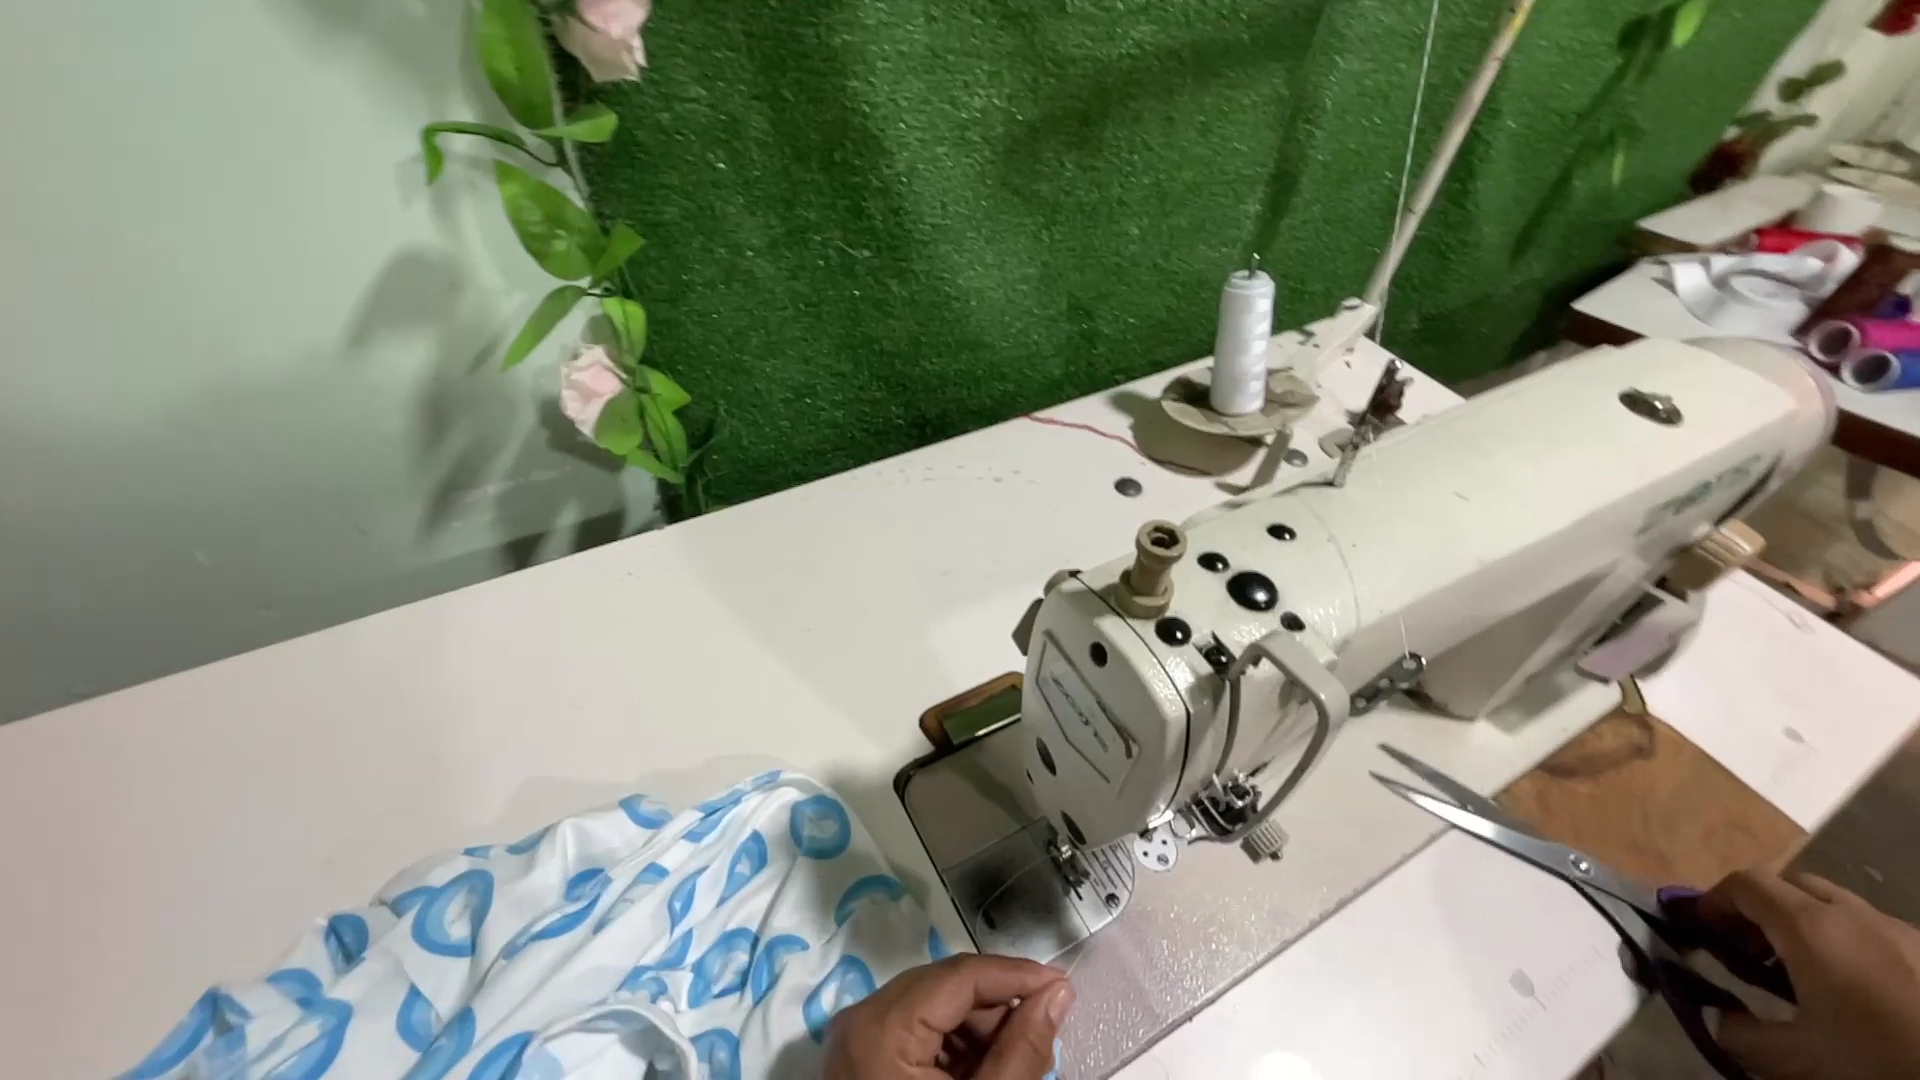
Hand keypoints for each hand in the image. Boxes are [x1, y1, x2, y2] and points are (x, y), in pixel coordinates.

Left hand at [822, 954, 1073, 1078]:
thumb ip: (1022, 1050)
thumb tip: (1058, 993)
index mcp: (883, 1025)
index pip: (960, 975)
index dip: (1015, 974)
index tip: (1062, 983)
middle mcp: (861, 1018)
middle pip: (944, 987)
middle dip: (998, 1004)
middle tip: (1044, 1025)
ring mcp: (855, 1039)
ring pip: (931, 1007)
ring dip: (977, 1027)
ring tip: (1013, 1059)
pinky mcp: (859, 1060)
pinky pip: (914, 1032)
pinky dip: (952, 1046)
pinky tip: (980, 1072)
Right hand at [1697, 868, 1919, 1079]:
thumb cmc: (1880, 1060)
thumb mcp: (1796, 1059)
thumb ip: (1739, 1032)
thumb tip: (1718, 1018)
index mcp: (1810, 927)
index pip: (1745, 883)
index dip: (1715, 899)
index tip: (1705, 929)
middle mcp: (1856, 917)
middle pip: (1793, 884)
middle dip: (1763, 906)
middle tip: (1753, 945)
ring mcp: (1905, 935)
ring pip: (1841, 906)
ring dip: (1810, 923)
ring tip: (1809, 970)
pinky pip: (1880, 933)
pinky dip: (1854, 944)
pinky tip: (1863, 990)